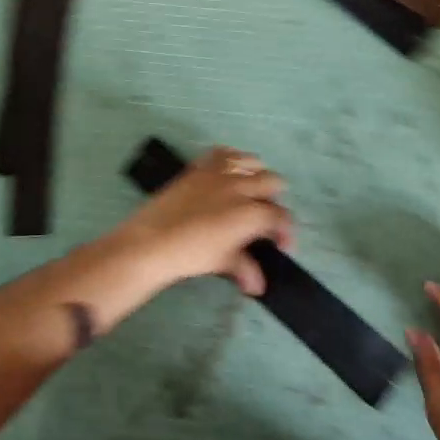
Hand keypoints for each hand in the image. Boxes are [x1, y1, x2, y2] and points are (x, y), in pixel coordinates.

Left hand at [114, 146, 291, 295]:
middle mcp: (240, 187)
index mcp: (251, 212)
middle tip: (265, 219)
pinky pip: (223, 154)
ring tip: (249, 193)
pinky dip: (232, 160)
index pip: (281, 217)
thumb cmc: (192, 254)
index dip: (286, 232)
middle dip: (275, 200)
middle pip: (273, 182)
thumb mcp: (224, 263)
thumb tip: (258, 285)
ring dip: (257, 176)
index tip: (282, 245)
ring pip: (251, 162)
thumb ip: (246, 269)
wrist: (153, 241)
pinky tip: (228, 173)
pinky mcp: (199, 168)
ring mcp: (219, 173)